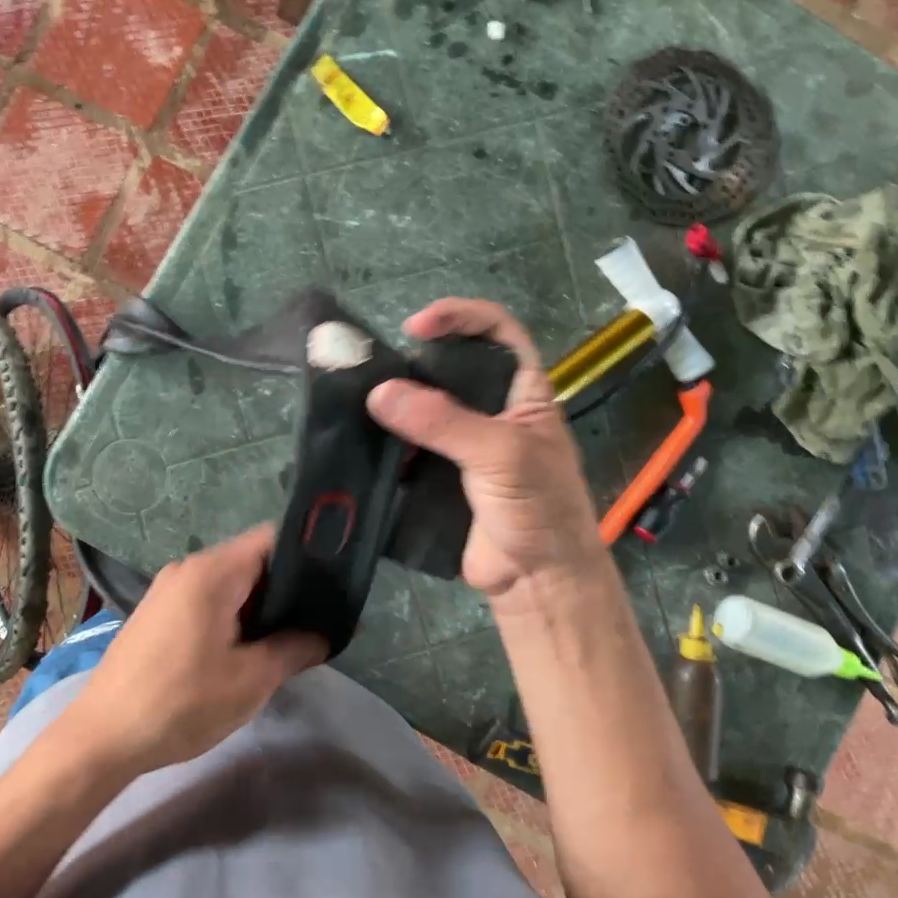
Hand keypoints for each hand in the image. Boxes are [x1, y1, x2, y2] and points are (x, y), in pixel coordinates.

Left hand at [59, 525, 325, 775]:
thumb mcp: (250, 680)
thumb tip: (322, 635)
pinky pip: (206, 600)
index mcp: (211, 572)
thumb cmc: (181, 703)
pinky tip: (243, 651)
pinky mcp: (156, 614)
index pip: (270, 539)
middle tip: (316, 621)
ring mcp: (167, 590)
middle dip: (284, 588)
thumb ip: (293, 650)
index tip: (333, 583)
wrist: (103, 736)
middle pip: (250, 560)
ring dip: (256, 608)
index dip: (306, 555)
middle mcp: (187, 569)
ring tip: (286, 640)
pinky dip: (230, 617)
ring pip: (228, 584)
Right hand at [366, 298, 603, 594]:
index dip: (460, 316)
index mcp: (522, 393)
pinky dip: (384, 442)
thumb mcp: (501, 455)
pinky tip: (361, 439)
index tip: (415, 327)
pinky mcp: (437, 476)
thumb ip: (444, 421)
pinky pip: (405, 447)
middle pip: (449, 367)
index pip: (497, 331)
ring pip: (422, 408)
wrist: (535, 580)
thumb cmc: (540, 509)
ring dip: (393, 404)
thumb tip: (380, 393)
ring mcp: (463, 444)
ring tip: (358, 401)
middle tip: (374, 369)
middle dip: (413, 362)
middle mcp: (491, 410)